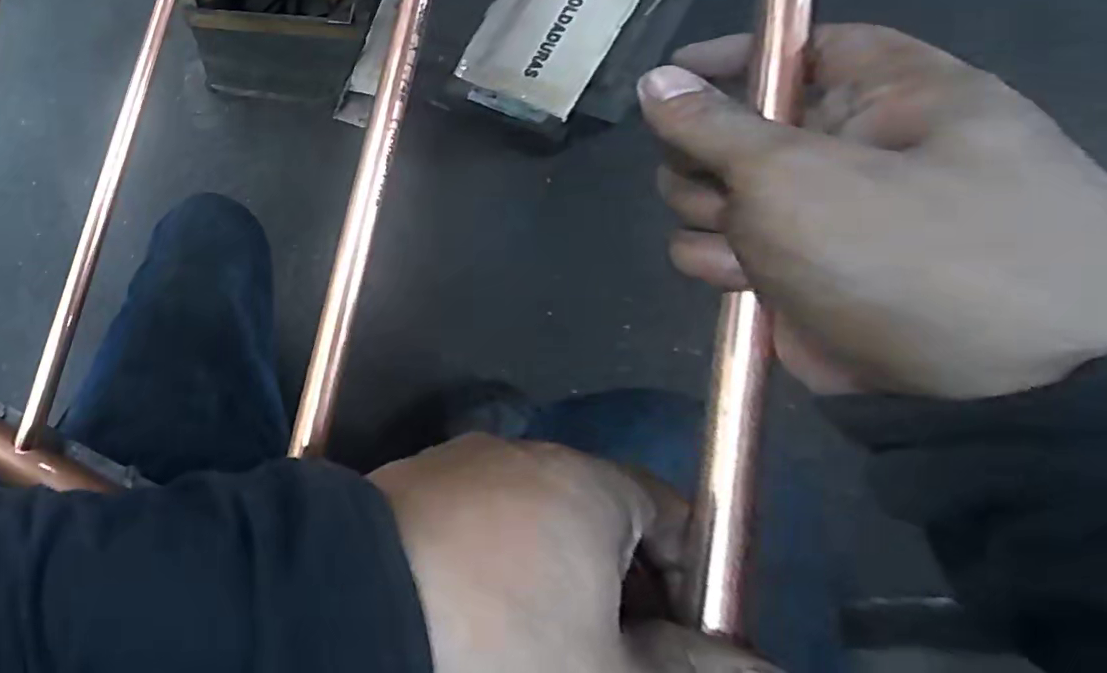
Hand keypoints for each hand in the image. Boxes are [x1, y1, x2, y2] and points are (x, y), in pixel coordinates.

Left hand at [370, 435, 776, 672]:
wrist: (352, 602)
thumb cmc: (501, 642)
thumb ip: (694, 672)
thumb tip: (754, 668)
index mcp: (577, 481)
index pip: (670, 510)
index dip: (702, 579)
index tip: (703, 648)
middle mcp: (511, 455)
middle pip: (599, 516)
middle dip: (628, 590)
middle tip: (625, 659)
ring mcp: (451, 467)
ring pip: (532, 524)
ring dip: (559, 581)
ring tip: (551, 646)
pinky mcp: (406, 489)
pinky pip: (476, 526)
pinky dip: (497, 567)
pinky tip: (483, 621)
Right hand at [637, 24, 1106, 397]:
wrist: (985, 396)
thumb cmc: (902, 252)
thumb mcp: (791, 173)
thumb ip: (710, 123)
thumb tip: (656, 79)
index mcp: (900, 106)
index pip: (815, 48)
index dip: (745, 52)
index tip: (676, 72)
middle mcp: (864, 153)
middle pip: (742, 122)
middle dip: (703, 151)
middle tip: (706, 175)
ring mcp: (828, 214)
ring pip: (718, 186)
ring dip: (703, 209)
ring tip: (735, 239)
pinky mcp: (799, 265)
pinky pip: (725, 241)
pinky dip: (719, 257)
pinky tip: (738, 275)